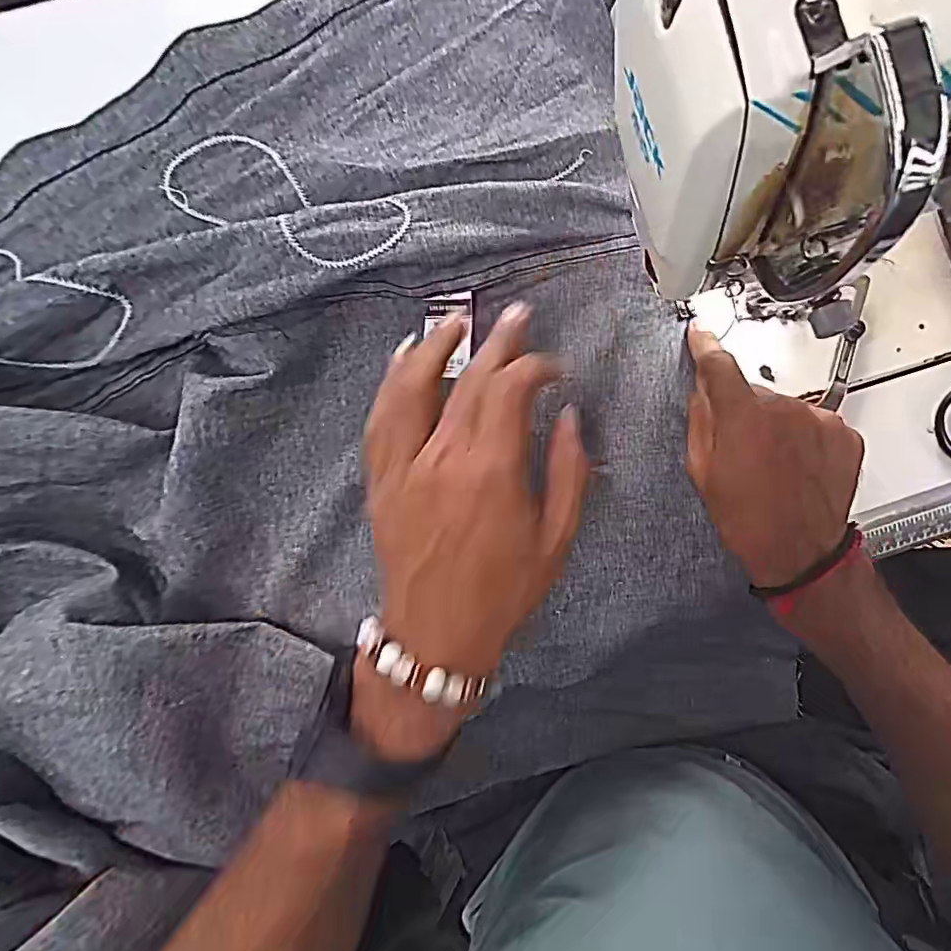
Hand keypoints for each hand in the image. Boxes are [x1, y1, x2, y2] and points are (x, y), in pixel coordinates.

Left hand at [356, 302, 589, 758]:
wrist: (437, 635)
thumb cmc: (505, 592)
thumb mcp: (556, 539)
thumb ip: (568, 473)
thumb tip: (569, 418)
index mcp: (492, 472)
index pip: (510, 391)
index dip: (535, 367)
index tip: (555, 369)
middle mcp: (444, 458)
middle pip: (468, 381)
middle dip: (497, 343)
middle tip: (517, 315)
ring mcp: (405, 466)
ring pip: (414, 388)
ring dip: (435, 347)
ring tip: (455, 320)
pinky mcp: (382, 480)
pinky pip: (381, 420)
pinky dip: (392, 383)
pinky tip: (402, 359)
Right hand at [685, 325, 863, 587]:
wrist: (801, 552)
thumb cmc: (751, 522)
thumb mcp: (703, 473)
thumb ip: (700, 422)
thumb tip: (702, 393)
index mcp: (743, 417)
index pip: (719, 364)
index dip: (706, 346)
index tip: (701, 335)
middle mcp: (784, 409)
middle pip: (755, 392)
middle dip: (746, 412)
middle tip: (745, 451)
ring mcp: (818, 419)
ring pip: (787, 407)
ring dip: (779, 427)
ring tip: (775, 466)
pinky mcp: (843, 432)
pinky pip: (815, 421)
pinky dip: (805, 438)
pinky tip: (799, 467)